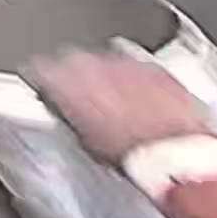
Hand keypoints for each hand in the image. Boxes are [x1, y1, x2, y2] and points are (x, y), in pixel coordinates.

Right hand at [29, 48, 214, 162]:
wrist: (177, 157)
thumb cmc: (130, 153)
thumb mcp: (83, 139)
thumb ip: (67, 113)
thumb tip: (67, 111)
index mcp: (58, 76)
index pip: (38, 68)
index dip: (47, 83)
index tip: (52, 93)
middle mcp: (84, 61)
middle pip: (71, 60)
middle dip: (78, 76)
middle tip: (88, 100)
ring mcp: (119, 60)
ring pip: (106, 61)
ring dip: (110, 77)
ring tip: (121, 103)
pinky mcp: (152, 66)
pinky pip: (138, 67)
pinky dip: (139, 80)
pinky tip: (145, 100)